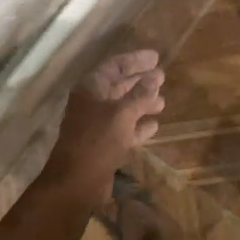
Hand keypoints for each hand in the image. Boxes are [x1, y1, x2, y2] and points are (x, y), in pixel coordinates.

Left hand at [43, 50, 165, 202]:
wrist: (77, 181)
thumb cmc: (97, 140)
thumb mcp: (121, 114)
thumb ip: (140, 94)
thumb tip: (155, 77)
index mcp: (90, 88)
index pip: (114, 66)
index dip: (135, 60)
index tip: (156, 57)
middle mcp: (91, 102)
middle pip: (118, 86)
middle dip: (140, 82)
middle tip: (163, 77)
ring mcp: (96, 124)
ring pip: (122, 108)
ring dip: (142, 104)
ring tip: (163, 102)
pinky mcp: (103, 144)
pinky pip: (123, 129)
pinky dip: (138, 126)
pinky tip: (154, 125)